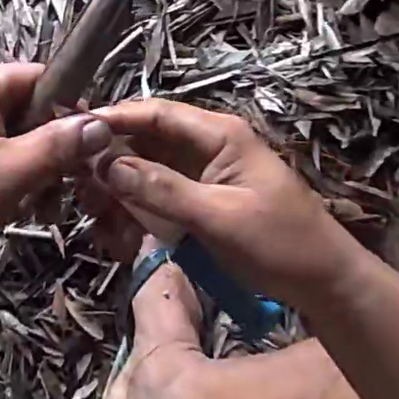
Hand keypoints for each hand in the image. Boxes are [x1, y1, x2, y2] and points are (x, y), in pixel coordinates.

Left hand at [0, 62, 112, 272]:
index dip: (72, 108)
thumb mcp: (10, 172)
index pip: (43, 78)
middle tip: (70, 185)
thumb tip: (102, 124)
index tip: (93, 144)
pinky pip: (5, 157)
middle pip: (35, 111)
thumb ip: (58, 144)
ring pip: (24, 139)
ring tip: (44, 207)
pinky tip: (26, 209)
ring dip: (41, 171)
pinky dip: (20, 180)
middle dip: (55, 150)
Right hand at [88, 99, 365, 305]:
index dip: (115, 118)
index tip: (74, 129)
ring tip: (98, 218)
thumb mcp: (220, 217)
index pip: (157, 114)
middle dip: (110, 162)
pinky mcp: (198, 199)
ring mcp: (201, 174)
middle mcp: (206, 146)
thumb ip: (163, 189)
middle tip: (79, 187)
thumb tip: (108, 164)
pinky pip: (156, 196)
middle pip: (145, 141)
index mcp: (219, 135)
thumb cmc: (280, 243)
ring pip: (145, 170)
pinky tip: (119, 234)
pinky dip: (135, 211)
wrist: (323, 283)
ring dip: (119, 192)